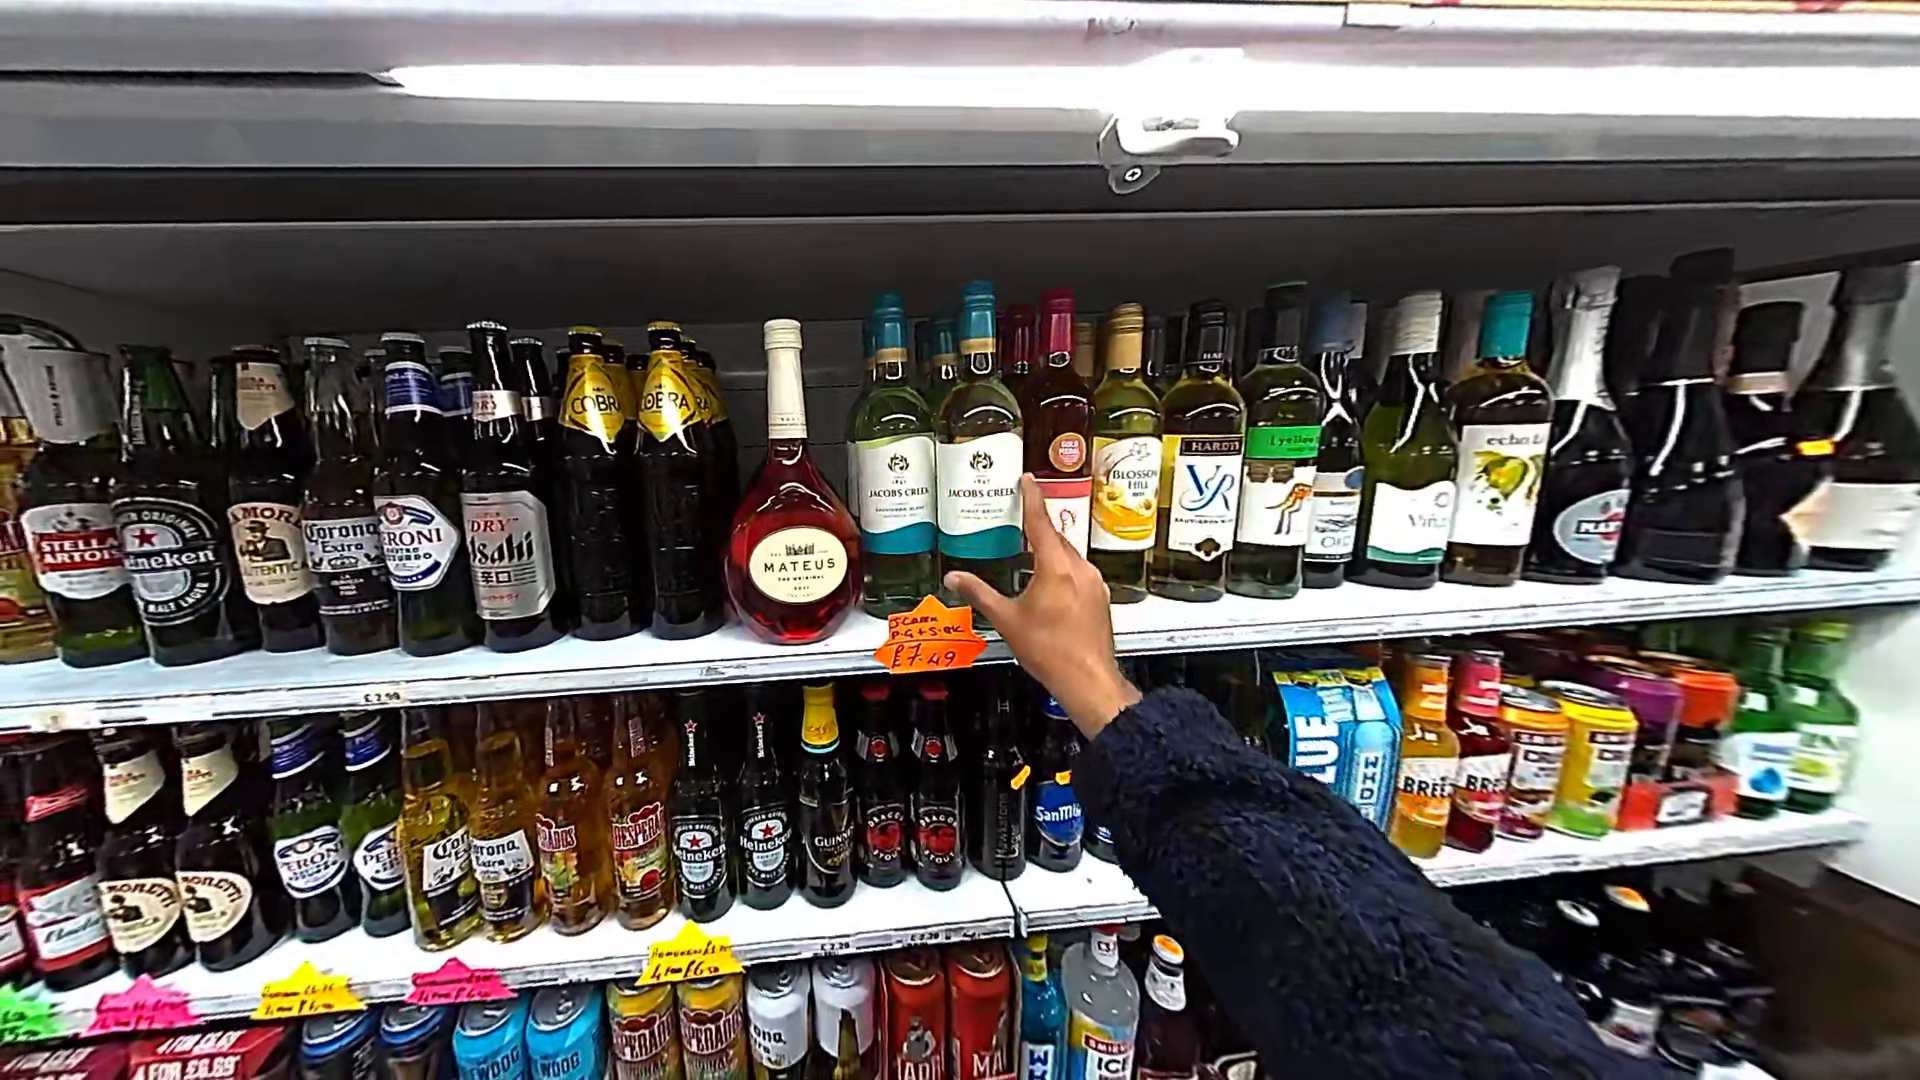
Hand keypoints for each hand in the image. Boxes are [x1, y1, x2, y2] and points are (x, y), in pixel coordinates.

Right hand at [943, 475, 1141, 737]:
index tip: (1028, 481)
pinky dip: (1064, 568)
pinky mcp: (1100, 597)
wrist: (1087, 679)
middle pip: (1057, 538)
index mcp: (1056, 569)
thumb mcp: (1007, 619)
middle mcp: (1080, 570)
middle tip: (1022, 518)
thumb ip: (979, 593)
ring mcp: (1094, 583)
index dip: (1032, 499)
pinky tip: (1051, 583)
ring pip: (1070, 554)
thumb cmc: (1050, 652)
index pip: (1041, 523)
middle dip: (1039, 527)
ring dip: (1052, 550)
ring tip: (1031, 553)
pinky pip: (1080, 571)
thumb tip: (955, 578)